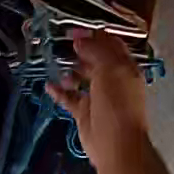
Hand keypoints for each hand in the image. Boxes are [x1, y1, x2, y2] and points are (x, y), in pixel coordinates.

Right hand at [46, 27, 150, 171]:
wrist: (116, 144)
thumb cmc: (118, 104)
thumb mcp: (110, 70)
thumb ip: (95, 51)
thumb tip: (81, 40)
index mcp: (124, 68)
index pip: (111, 45)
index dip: (94, 35)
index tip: (74, 29)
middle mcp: (112, 80)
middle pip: (94, 60)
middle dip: (80, 51)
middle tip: (61, 44)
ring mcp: (98, 96)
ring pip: (81, 77)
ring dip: (69, 71)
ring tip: (58, 68)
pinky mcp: (84, 111)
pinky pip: (69, 97)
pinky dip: (59, 91)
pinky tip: (49, 85)